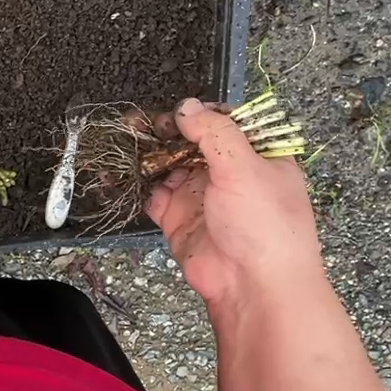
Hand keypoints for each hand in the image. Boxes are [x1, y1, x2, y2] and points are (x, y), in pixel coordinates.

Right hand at [145, 98, 324, 310]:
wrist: (250, 283)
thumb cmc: (264, 225)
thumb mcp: (244, 167)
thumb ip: (214, 133)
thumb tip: (187, 107)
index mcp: (258, 157)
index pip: (227, 125)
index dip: (200, 115)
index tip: (175, 111)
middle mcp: (229, 175)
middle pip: (192, 145)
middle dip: (167, 136)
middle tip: (140, 125)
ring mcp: (202, 198)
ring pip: (170, 169)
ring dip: (150, 159)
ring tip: (127, 146)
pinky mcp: (179, 221)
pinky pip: (155, 199)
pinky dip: (140, 188)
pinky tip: (126, 177)